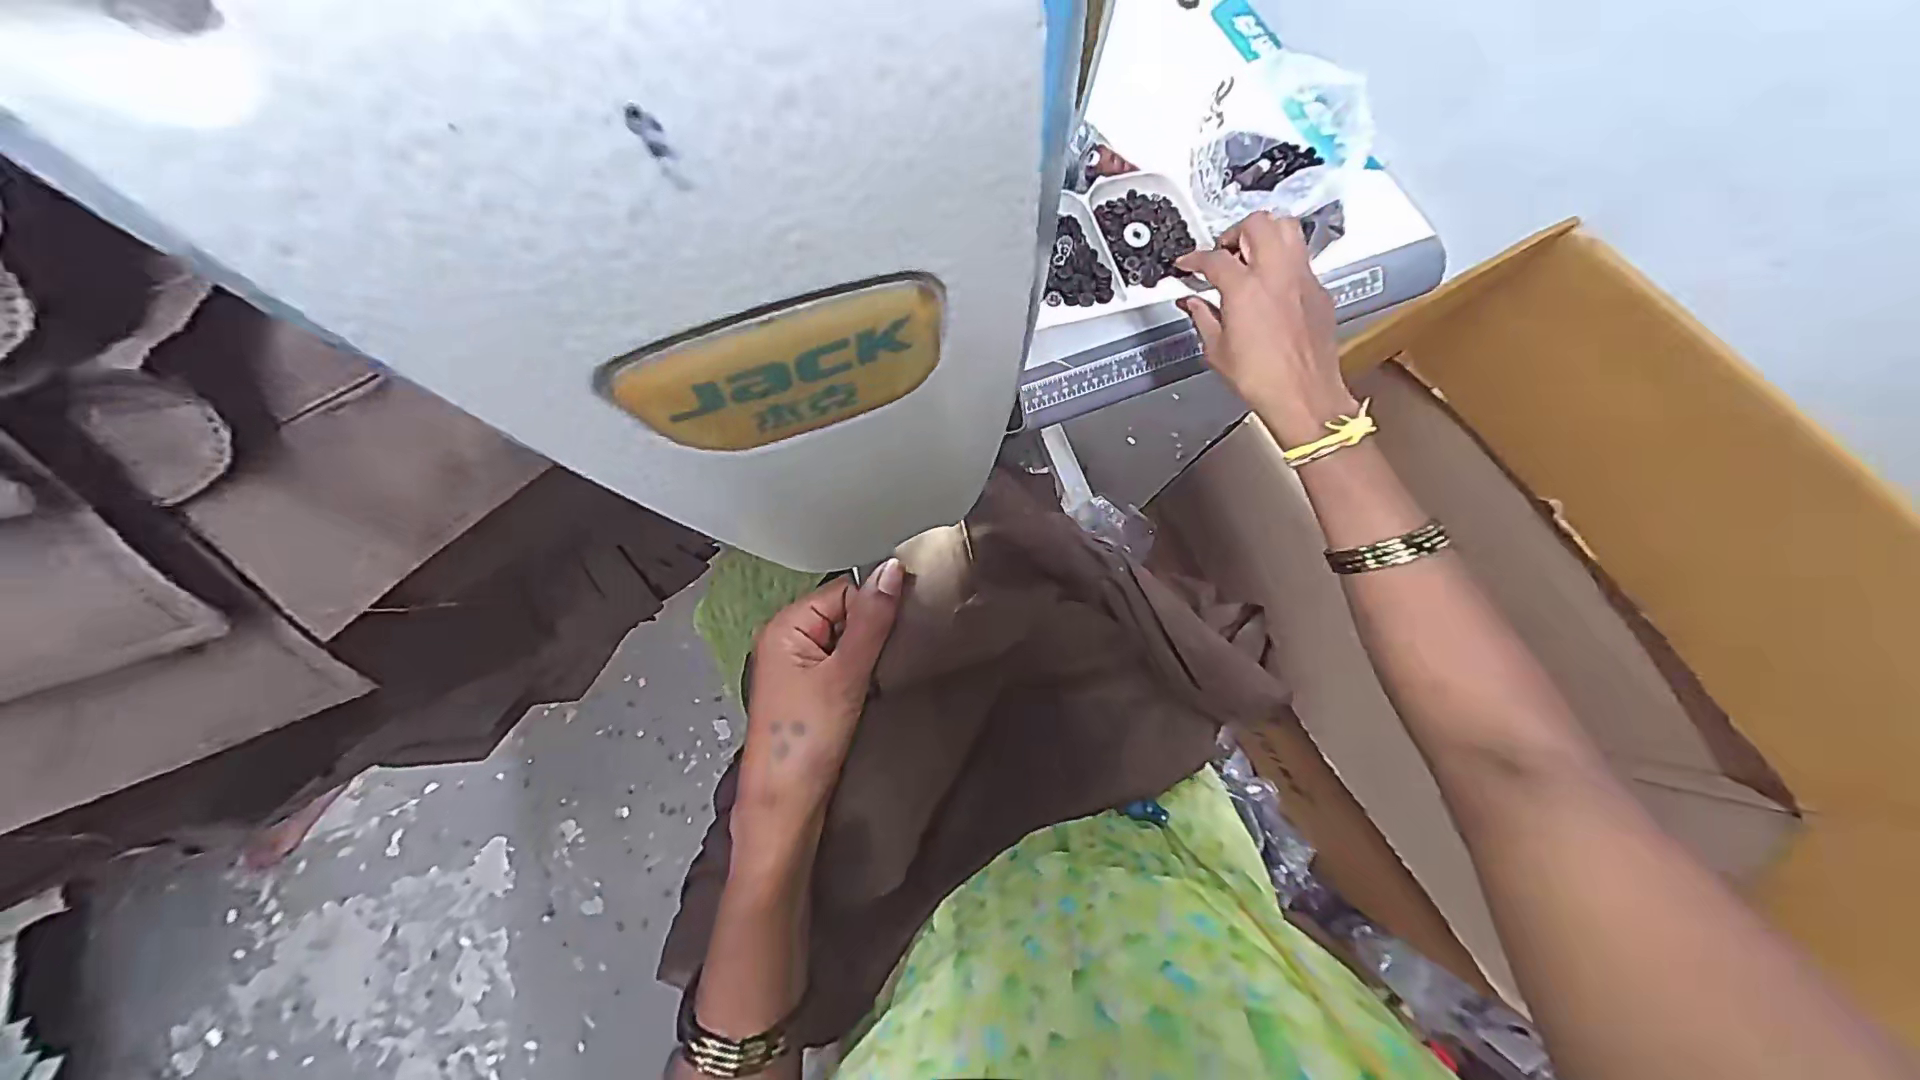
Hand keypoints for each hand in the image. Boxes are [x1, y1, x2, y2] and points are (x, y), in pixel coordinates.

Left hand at [732, 559, 905, 865]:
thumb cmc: (808, 738)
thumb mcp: (845, 674)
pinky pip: (841, 664)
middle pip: (844, 613)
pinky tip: (874, 688)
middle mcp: (786, 640)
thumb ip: (871, 621)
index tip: (904, 626)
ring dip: (869, 653)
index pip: (843, 590)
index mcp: (785, 625)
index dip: (874, 604)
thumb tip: (892, 568)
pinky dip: (861, 672)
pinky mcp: (808, 691)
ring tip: (884, 674)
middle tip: (893, 655)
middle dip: (872, 630)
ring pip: (846, 640)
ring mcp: (796, 667)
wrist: (786, 807)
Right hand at [1175, 211, 1358, 445]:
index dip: (1194, 258)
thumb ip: (1202, 317)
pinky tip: (1270, 279)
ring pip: (1286, 227)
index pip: (1213, 258)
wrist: (1302, 394)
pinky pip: (1300, 256)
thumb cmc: (1263, 379)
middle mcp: (1276, 274)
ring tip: (1248, 253)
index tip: (1188, 263)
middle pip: (1256, 224)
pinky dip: (1282, 257)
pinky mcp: (1318, 289)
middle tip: (1221, 251)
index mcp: (1245, 288)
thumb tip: (1192, 303)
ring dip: (1263, 233)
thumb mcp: (1217, 350)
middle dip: (1233, 233)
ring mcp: (1302, 278)